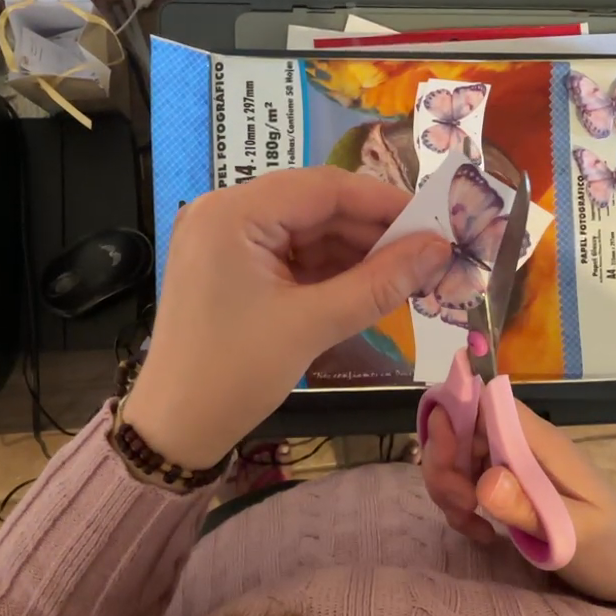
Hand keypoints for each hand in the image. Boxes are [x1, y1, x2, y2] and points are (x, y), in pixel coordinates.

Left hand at [123, 167, 450, 467]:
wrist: (176, 429)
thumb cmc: (235, 374)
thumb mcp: (313, 325)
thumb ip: (380, 283)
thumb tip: (439, 250)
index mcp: (233, 213)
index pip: (324, 187)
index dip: (385, 202)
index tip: (436, 222)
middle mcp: (226, 213)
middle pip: (316, 206)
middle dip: (373, 231)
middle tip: (429, 255)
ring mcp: (227, 241)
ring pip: (307, 232)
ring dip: (356, 252)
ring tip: (408, 274)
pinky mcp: (233, 268)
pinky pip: (292, 256)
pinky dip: (330, 270)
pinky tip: (369, 285)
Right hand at [421, 401, 615, 615]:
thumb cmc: (613, 548)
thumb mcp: (575, 532)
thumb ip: (528, 507)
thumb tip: (484, 481)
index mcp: (538, 441)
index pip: (481, 402)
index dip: (452, 419)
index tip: (448, 463)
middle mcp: (521, 444)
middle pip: (460, 429)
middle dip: (444, 465)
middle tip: (462, 507)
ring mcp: (512, 467)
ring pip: (457, 458)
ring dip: (448, 489)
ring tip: (471, 524)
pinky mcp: (507, 490)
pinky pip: (466, 485)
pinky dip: (460, 507)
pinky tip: (481, 533)